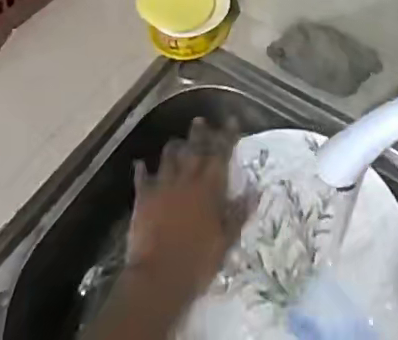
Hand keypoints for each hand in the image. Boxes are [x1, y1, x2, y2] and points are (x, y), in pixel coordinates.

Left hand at [124, 117, 250, 304]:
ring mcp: (163, 186)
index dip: (227, 135)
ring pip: (169, 157)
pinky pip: (142, 178)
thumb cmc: (198, 259)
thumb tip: (256, 189)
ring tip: (176, 141)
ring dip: (174, 147)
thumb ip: (240, 212)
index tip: (231, 120)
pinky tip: (141, 164)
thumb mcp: (227, 238)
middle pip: (195, 148)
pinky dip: (142, 169)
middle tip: (200, 121)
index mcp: (210, 186)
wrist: (158, 276)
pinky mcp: (143, 198)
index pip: (221, 153)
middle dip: (199, 133)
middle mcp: (187, 178)